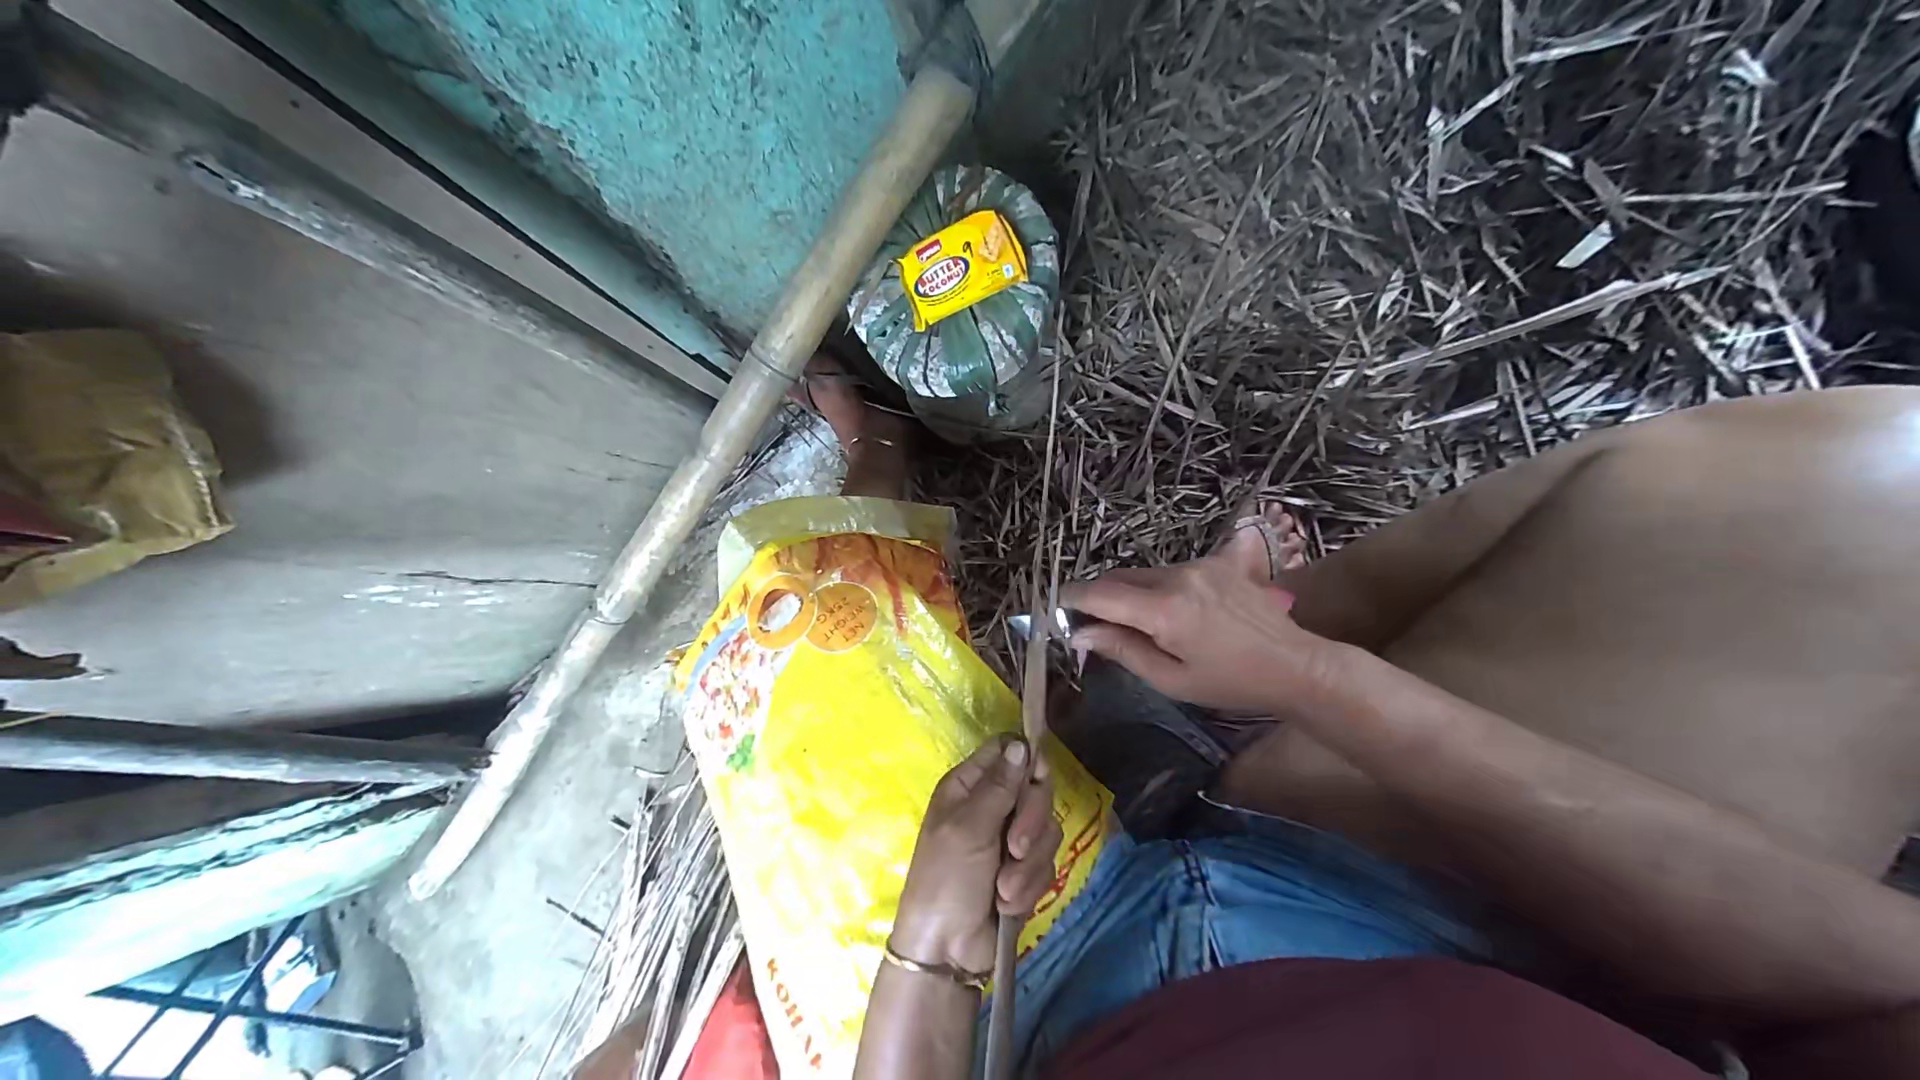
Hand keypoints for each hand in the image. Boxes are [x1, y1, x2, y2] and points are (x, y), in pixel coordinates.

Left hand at [889, 736, 1060, 977]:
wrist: (947, 950)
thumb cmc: (945, 879)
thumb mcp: (968, 828)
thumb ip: (999, 786)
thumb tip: (1021, 743)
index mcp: (968, 786)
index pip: (1006, 750)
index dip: (1026, 758)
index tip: (1037, 777)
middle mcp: (991, 804)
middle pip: (1035, 788)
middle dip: (1031, 821)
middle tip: (1014, 847)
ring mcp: (1009, 838)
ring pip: (1046, 828)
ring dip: (1027, 864)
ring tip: (1003, 889)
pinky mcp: (1024, 869)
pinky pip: (1046, 862)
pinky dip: (1029, 884)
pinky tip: (1006, 903)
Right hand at [1061, 529, 1345, 713]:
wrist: (1296, 665)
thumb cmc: (1232, 682)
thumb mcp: (1171, 679)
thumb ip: (1122, 650)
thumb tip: (1080, 634)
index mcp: (1164, 609)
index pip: (1101, 593)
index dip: (1072, 598)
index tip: (1056, 607)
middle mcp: (1177, 576)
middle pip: (1118, 578)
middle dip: (1099, 597)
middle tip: (1094, 626)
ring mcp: (1199, 564)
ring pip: (1143, 573)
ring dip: (1130, 593)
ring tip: (1140, 625)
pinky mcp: (1217, 561)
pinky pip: (1172, 570)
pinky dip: (1158, 587)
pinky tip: (1171, 610)